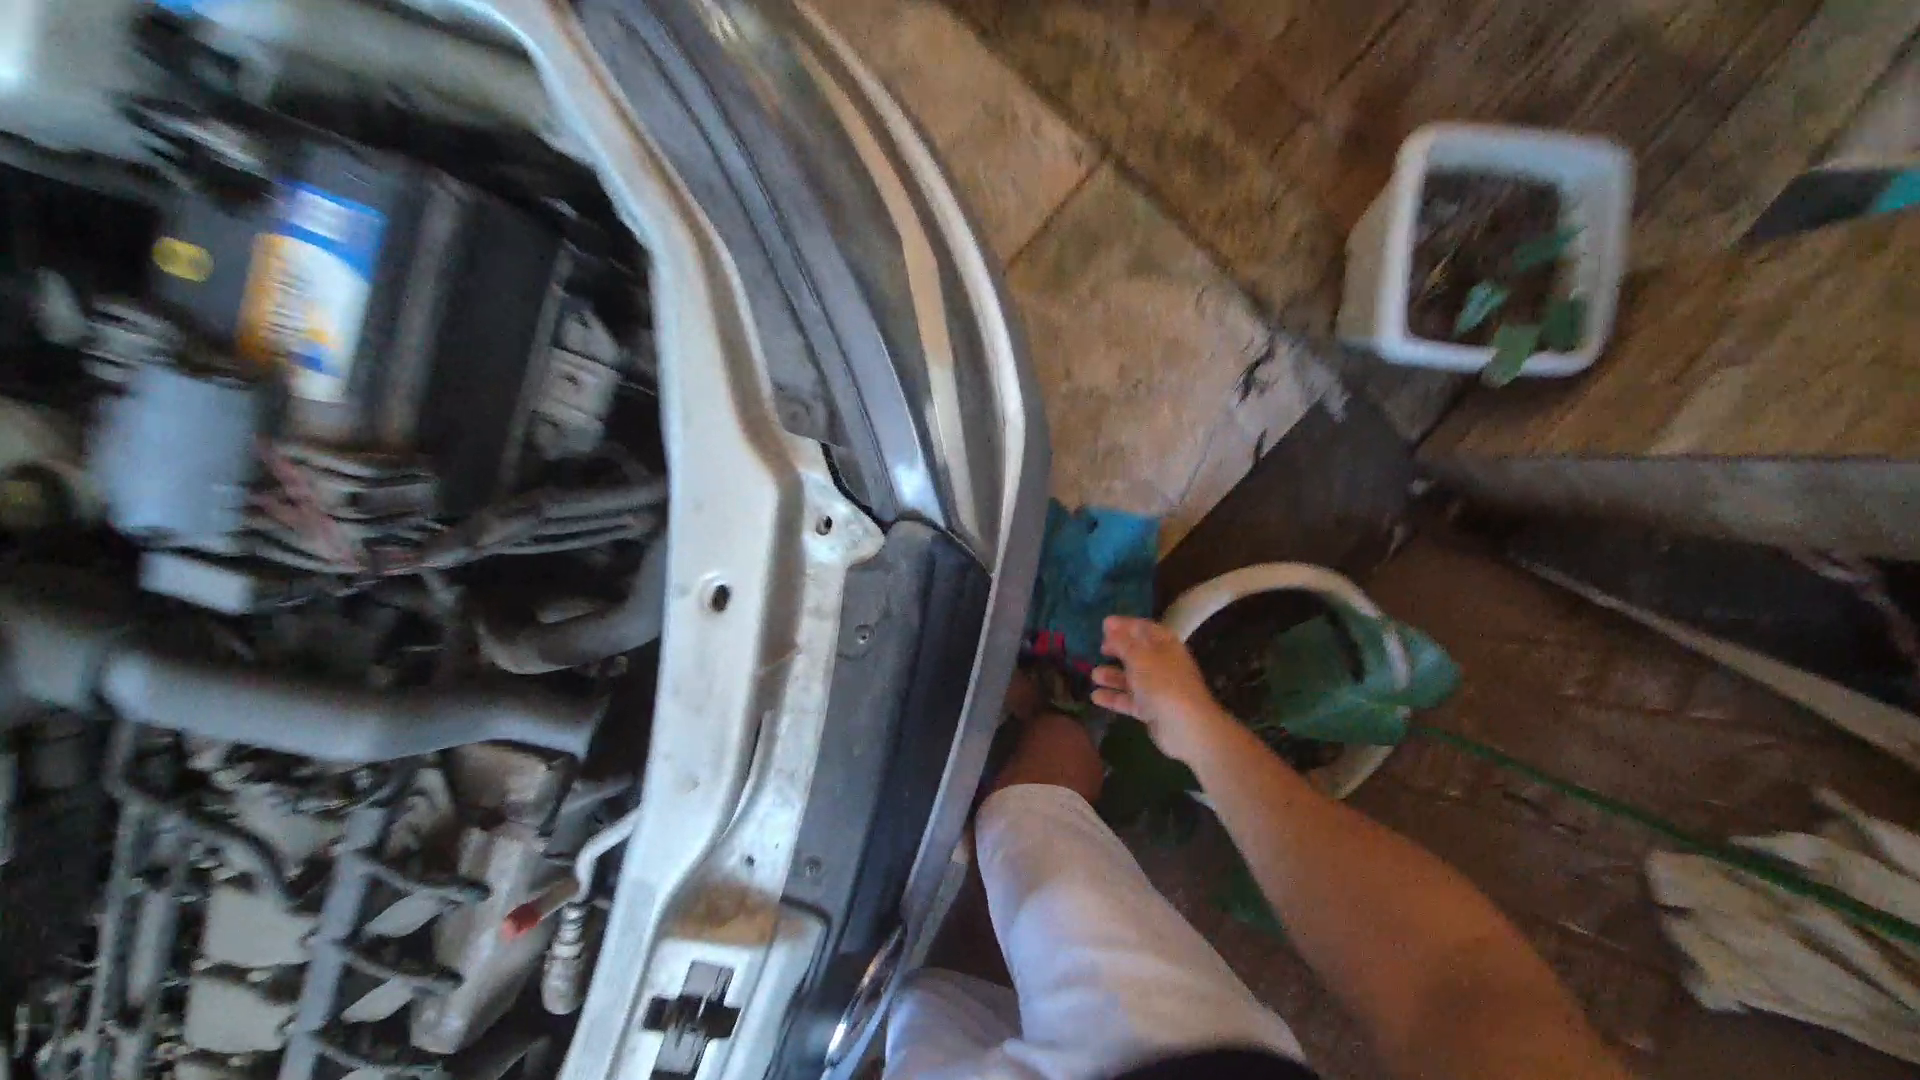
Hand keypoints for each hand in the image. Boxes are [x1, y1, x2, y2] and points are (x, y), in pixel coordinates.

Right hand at [1091, 616, 1237, 762]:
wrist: (1185, 726)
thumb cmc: (1163, 683)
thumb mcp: (1139, 657)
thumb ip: (1122, 642)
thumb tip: (1109, 625)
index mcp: (1166, 646)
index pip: (1145, 629)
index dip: (1126, 624)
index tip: (1104, 623)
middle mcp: (1163, 665)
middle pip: (1138, 653)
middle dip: (1119, 650)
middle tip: (1100, 648)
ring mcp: (1158, 689)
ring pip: (1132, 678)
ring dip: (1113, 676)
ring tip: (1094, 675)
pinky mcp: (1151, 710)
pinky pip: (1129, 700)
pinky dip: (1113, 697)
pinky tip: (1095, 697)